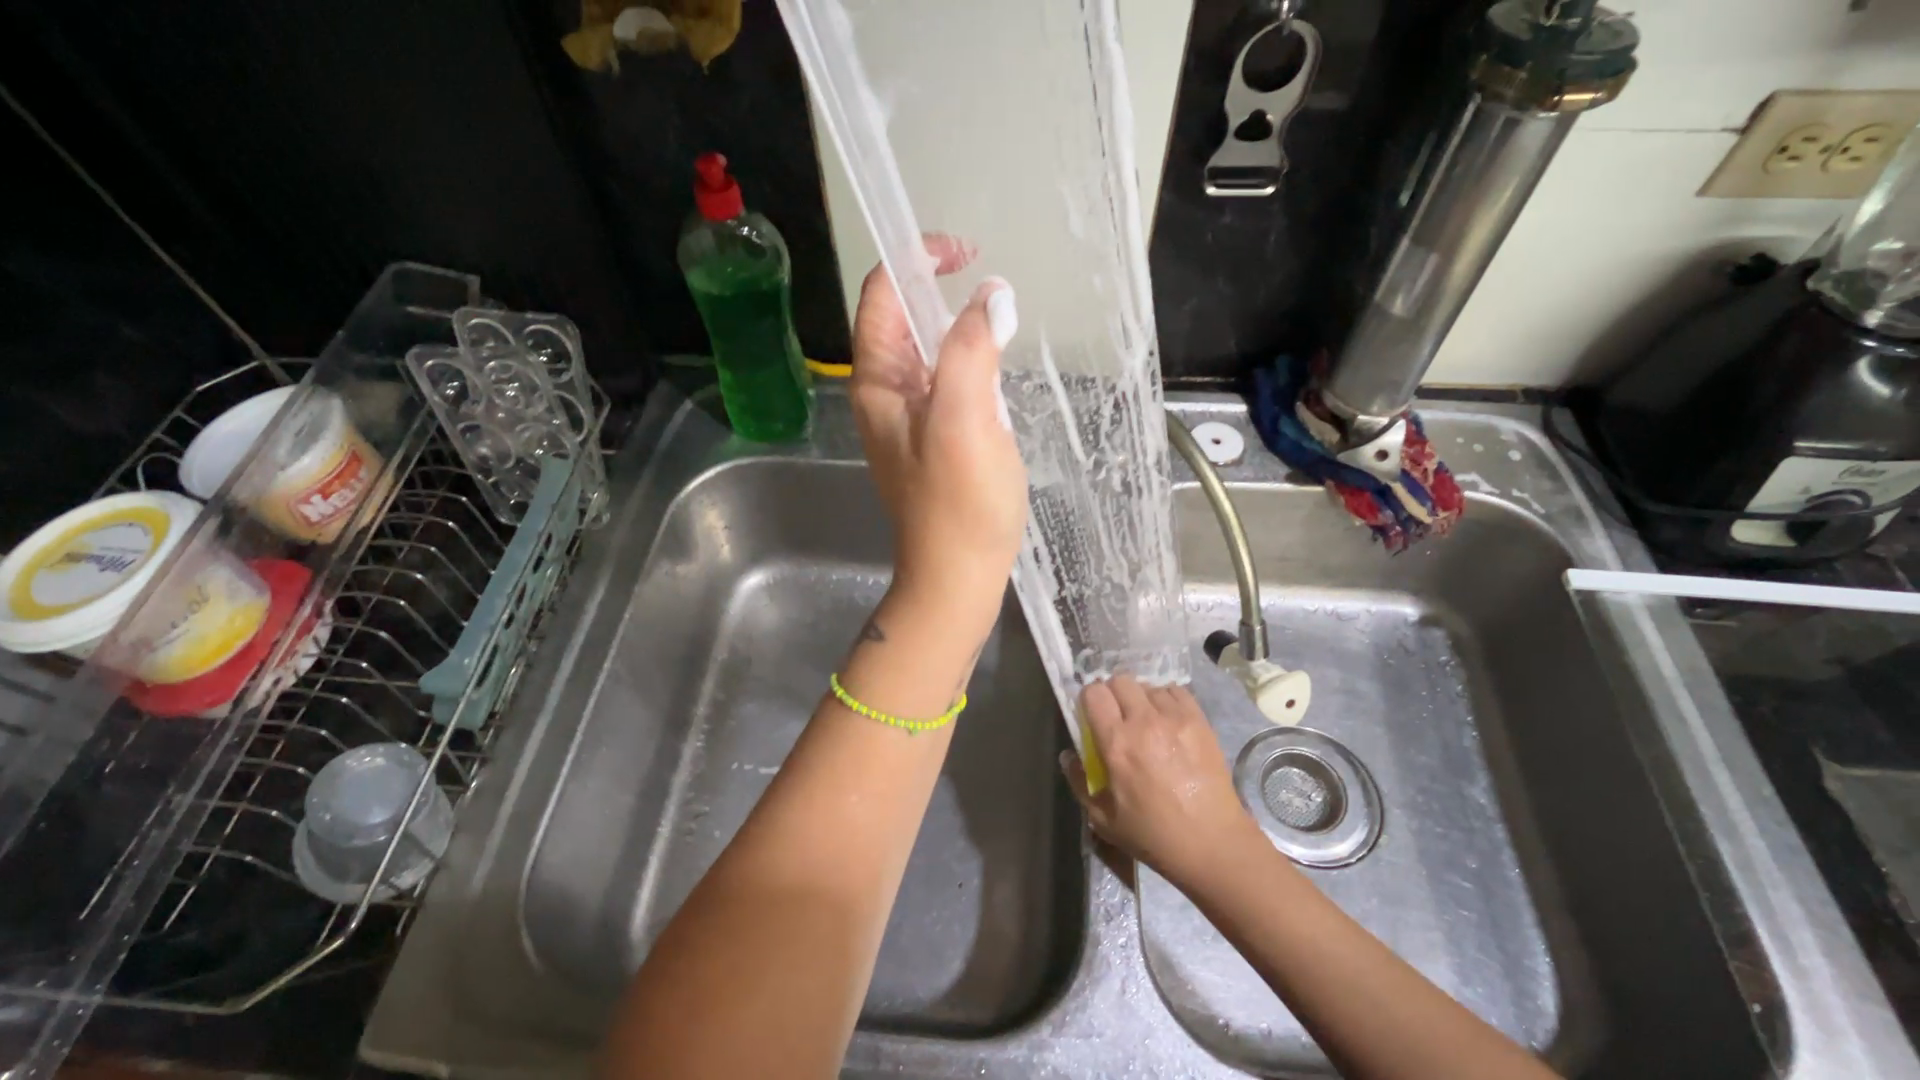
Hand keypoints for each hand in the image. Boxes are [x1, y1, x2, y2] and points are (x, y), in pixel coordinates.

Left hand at [850, 239, 1026, 628]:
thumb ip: (970, 349)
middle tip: (990, 286)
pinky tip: (996, 371)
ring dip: (958, 324)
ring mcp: (908, 416)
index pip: (881, 294)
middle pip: (901, 317)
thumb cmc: (958, 503)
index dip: (915, 260)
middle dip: (939, 288)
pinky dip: (969, 361)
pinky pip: (946, 381)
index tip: (965, 254)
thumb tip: (990, 295)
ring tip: (998, 321)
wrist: (958, 576)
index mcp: (877, 380)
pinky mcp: (934, 437)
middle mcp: (884, 392)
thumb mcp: (963, 418)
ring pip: (927, 349)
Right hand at [1061, 676, 1257, 887]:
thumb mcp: (1103, 819)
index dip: (1088, 700)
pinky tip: (1168, 721)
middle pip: (1120, 681)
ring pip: (1149, 686)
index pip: (1094, 693)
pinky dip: (1167, 700)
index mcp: (1117, 743)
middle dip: (1113, 694)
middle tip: (1117, 718)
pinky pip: (1177, 692)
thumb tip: (1069, 756)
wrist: (1212, 842)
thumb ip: (1079, 783)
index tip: (1091, 716)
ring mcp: (1175, 718)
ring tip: (1146, 721)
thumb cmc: (1153, 835)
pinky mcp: (1200, 721)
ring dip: (1141, 698)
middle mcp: (1144, 722)